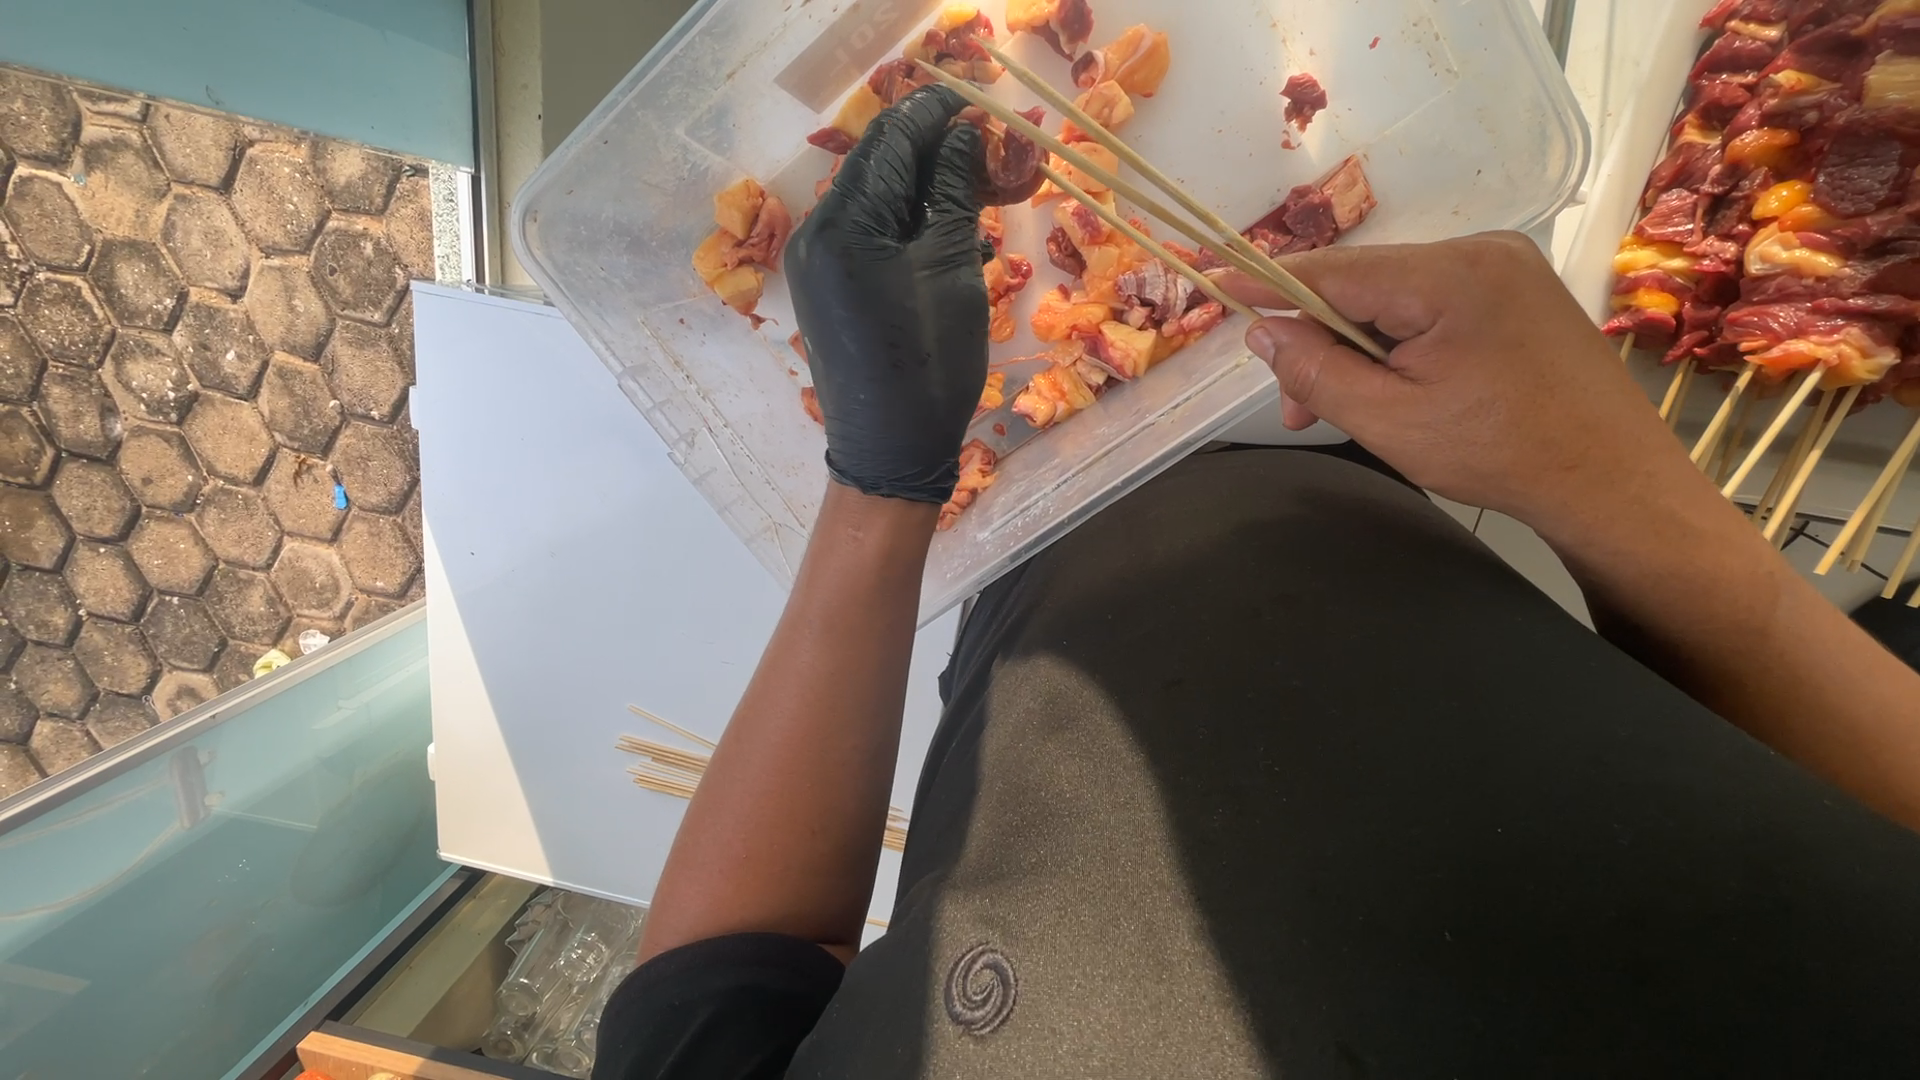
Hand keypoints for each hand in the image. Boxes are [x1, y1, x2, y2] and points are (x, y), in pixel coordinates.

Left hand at [788, 84, 989, 504]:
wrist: (890, 452)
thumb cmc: (928, 367)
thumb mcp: (952, 271)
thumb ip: (955, 194)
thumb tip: (965, 135)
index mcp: (843, 224)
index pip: (892, 141)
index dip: (939, 114)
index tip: (982, 102)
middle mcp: (815, 234)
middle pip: (878, 167)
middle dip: (934, 152)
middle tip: (988, 150)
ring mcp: (816, 265)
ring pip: (874, 202)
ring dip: (924, 190)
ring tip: (978, 192)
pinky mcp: (826, 291)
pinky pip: (866, 238)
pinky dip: (906, 225)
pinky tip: (946, 229)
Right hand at [1225, 232, 1693, 532]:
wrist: (1609, 479)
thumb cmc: (1497, 453)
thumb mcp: (1386, 420)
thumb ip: (1315, 371)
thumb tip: (1262, 332)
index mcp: (1449, 277)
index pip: (1332, 271)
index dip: (1267, 282)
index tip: (1214, 282)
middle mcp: (1477, 252)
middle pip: (1358, 289)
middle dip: (1316, 346)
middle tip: (1293, 413)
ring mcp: (1500, 269)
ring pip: (1388, 302)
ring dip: (1350, 353)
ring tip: (1334, 412)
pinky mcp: (1510, 293)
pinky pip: (1422, 309)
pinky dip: (1389, 348)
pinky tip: (1385, 389)